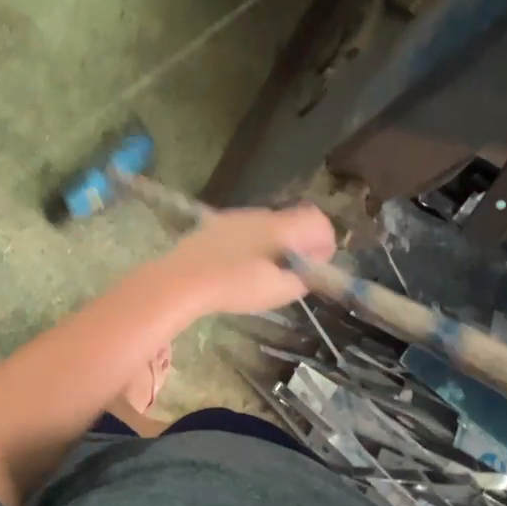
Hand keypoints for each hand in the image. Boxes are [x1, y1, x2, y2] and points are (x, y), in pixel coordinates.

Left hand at [136, 204, 336, 315]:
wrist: (182, 279)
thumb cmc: (235, 286)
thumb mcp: (278, 291)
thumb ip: (301, 278)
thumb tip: (307, 271)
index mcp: (278, 226)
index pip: (316, 220)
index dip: (324, 242)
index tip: (316, 266)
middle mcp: (257, 214)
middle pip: (290, 221)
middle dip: (298, 245)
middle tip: (292, 273)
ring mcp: (232, 218)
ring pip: (264, 226)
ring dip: (272, 245)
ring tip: (262, 273)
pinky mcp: (213, 226)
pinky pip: (242, 232)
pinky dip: (249, 246)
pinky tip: (237, 268)